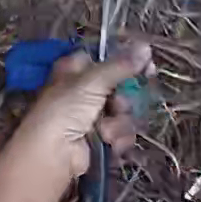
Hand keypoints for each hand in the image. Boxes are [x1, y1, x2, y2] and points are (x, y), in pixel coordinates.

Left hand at [12, 43, 151, 180]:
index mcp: (75, 69)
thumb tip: (146, 47)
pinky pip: (123, 132)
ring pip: (125, 112)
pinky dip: (118, 138)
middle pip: (120, 87)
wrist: (53, 155)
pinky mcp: (101, 138)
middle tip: (118, 105)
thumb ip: (121, 66)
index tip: (147, 66)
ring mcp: (92, 115)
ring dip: (120, 122)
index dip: (126, 62)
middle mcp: (84, 90)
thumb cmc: (65, 109)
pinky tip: (109, 143)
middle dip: (123, 100)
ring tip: (106, 130)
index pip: (107, 58)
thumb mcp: (92, 81)